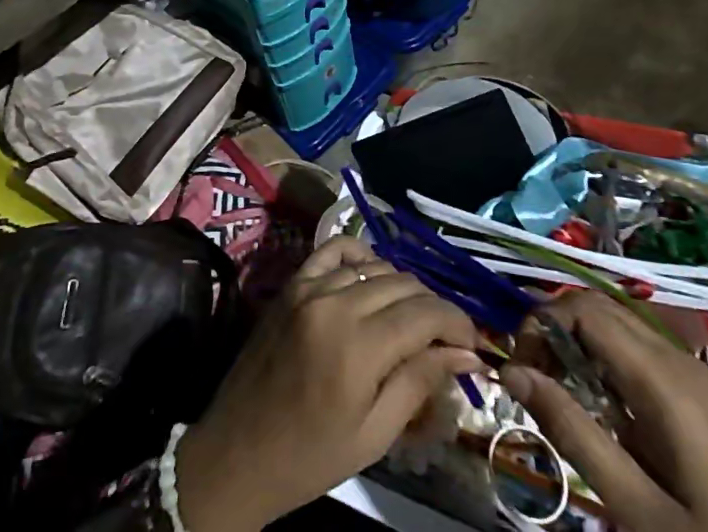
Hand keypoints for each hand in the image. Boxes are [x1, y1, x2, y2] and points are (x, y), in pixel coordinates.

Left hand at [174, 238, 482, 531]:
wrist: (236, 455)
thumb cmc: (310, 456)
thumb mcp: (375, 432)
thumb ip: (420, 380)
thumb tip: (467, 352)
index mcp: (359, 346)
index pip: (427, 313)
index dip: (458, 324)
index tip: (472, 345)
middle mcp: (335, 304)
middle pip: (405, 285)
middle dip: (435, 308)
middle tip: (444, 338)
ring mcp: (308, 289)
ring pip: (375, 267)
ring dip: (402, 287)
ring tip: (411, 317)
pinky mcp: (290, 286)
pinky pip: (332, 251)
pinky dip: (358, 255)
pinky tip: (371, 274)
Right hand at [503, 292, 707, 531]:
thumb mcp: (636, 506)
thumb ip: (573, 432)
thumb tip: (512, 371)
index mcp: (665, 379)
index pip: (586, 310)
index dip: (542, 323)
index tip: (517, 367)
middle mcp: (680, 359)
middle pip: (602, 308)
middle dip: (555, 329)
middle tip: (529, 378)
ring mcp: (694, 373)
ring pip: (619, 326)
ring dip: (576, 342)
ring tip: (553, 389)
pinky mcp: (700, 392)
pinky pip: (639, 352)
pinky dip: (602, 359)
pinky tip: (594, 403)